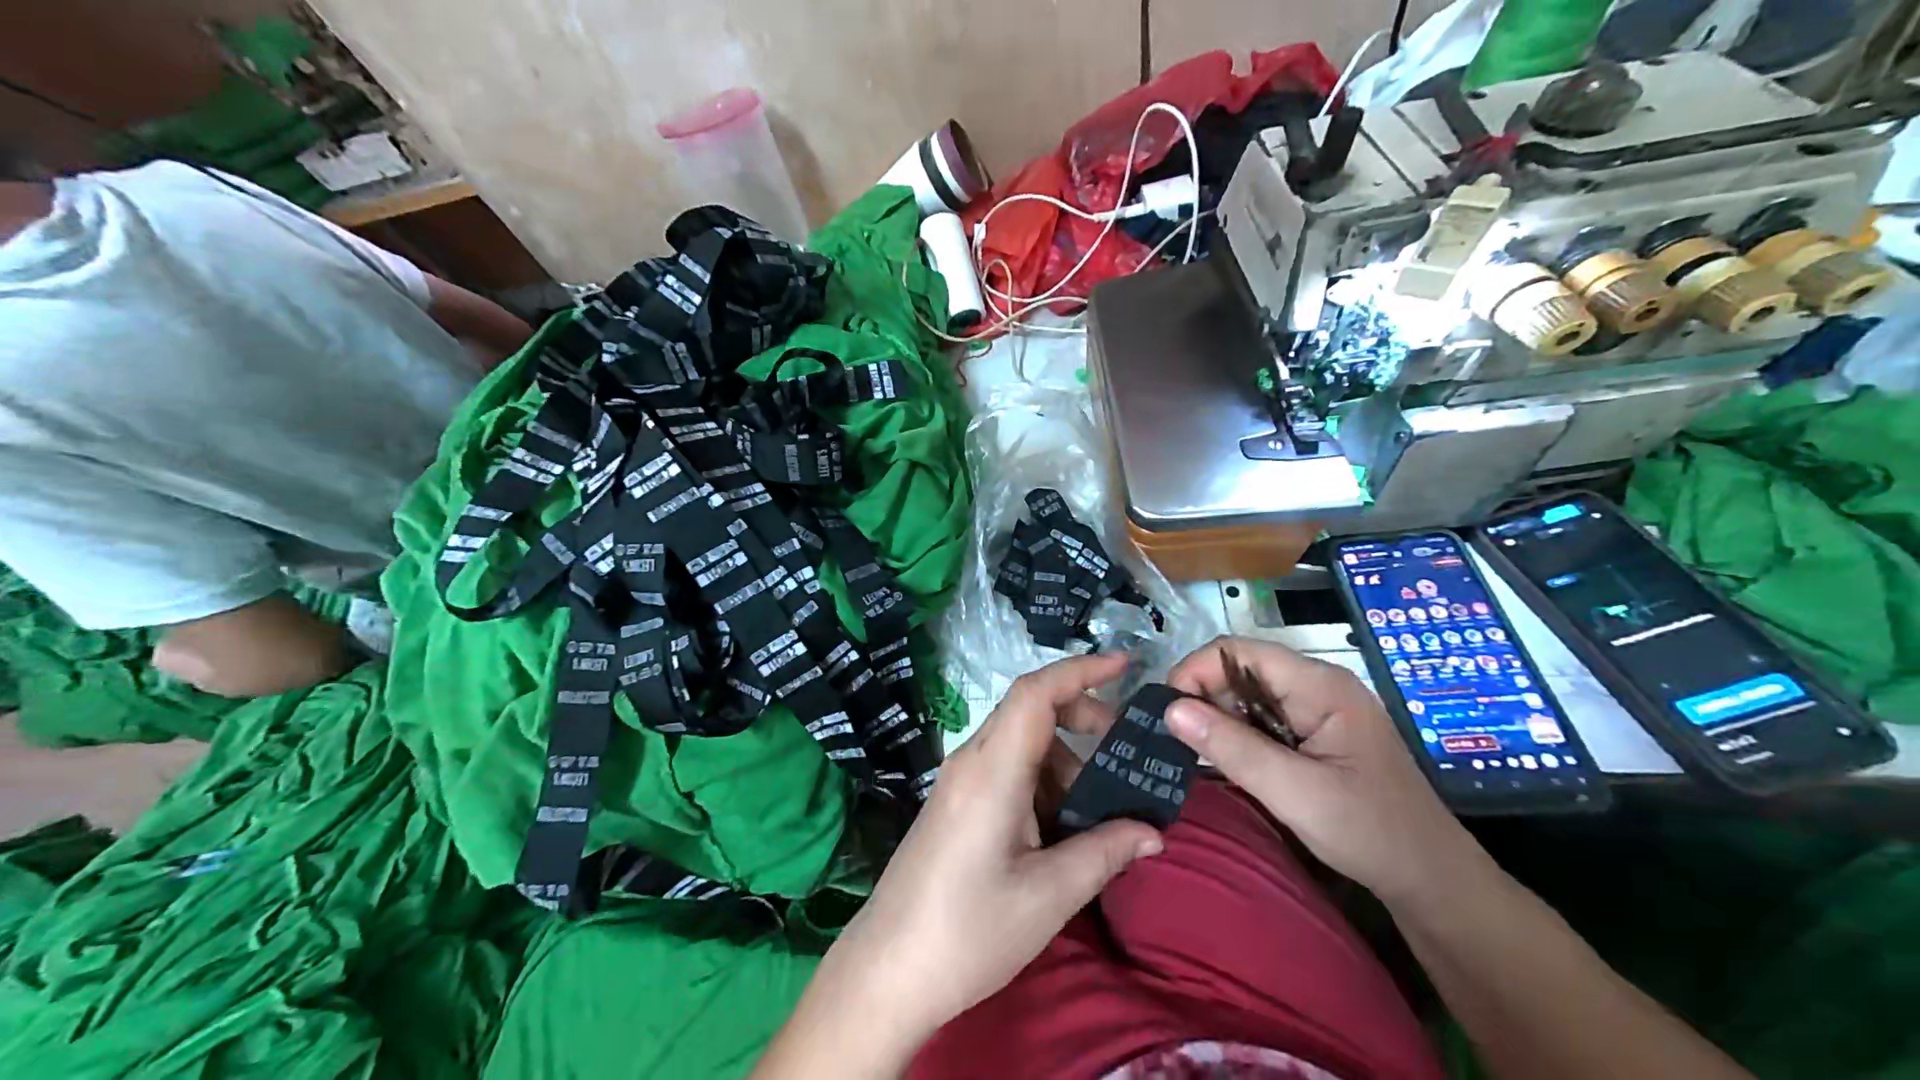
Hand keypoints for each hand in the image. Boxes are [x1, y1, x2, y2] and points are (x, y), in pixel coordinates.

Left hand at [759, 653, 1162, 1076]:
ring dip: (1064, 762)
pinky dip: (1041, 783)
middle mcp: (970, 762)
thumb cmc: (969, 932)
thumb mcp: (1049, 895)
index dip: (1081, 670)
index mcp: (991, 771)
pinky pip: (1005, 771)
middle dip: (1082, 718)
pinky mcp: (954, 804)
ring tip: (1098, 813)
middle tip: (1124, 754)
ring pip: (1020, 744)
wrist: (888, 971)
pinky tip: (1062, 830)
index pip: (1035, 693)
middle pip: (1029, 711)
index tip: (1126, 663)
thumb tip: (1153, 831)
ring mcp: (957, 782)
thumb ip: (1105, 852)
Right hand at [1165, 636, 1485, 904]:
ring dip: (1217, 717)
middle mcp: (1317, 685)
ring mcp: (1316, 709)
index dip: (1196, 671)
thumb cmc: (1369, 832)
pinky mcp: (1313, 732)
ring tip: (1190, 750)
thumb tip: (1169, 709)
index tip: (1168, 713)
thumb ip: (1232, 747)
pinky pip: (1261, 718)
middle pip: (1240, 669)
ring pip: (1247, 695)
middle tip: (1175, 739)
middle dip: (1202, 696)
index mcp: (1320, 685)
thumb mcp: (1295, 792)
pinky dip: (1236, 734)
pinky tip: (1221, 760)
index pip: (1239, 651)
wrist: (1431, 880)